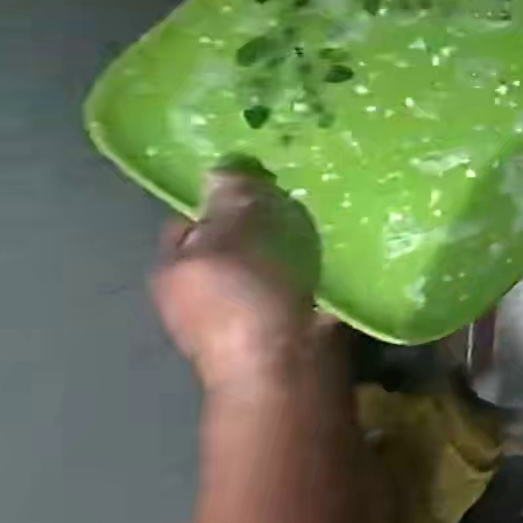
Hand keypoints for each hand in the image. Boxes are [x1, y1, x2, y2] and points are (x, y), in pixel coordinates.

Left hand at [151, 171, 325, 396]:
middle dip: (271, 201)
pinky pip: (309, 251)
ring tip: (331, 193)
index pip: (196, 212)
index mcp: (179, 263)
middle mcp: (214, 271)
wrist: (285, 358)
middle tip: (306, 174)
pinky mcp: (298, 288)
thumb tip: (220, 168)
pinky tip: (343, 223)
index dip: (225, 188)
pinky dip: (323, 238)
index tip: (266, 164)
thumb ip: (225, 208)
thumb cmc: (240, 303)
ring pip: (280, 235)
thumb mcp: (221, 249)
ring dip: (303, 218)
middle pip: (243, 221)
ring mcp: (257, 283)